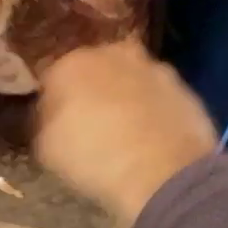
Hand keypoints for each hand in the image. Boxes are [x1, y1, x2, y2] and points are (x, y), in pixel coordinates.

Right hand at [33, 40, 219, 225]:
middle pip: (94, 72)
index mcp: (71, 64)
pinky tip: (153, 139)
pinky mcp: (183, 88)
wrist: (164, 173)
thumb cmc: (94, 159)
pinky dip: (154, 110)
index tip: (56, 124)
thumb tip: (51, 115)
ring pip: (130, 80)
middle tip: (91, 126)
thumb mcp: (46, 148)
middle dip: (91, 92)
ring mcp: (153, 68)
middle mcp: (112, 54)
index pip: (53, 78)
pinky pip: (158, 97)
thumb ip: (44, 121)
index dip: (53, 102)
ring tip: (126, 135)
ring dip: (125, 98)